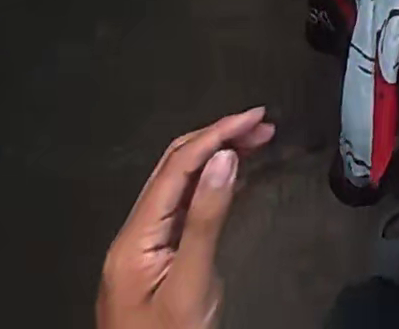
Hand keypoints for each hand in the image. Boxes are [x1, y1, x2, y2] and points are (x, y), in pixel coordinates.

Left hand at [97, 108, 276, 328]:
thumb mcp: (191, 282)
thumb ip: (206, 218)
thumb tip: (225, 156)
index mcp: (135, 238)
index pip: (176, 167)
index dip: (216, 134)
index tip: (256, 116)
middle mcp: (135, 232)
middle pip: (174, 166)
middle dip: (218, 136)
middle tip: (262, 125)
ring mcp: (146, 242)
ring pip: (180, 179)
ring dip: (217, 152)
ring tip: (258, 139)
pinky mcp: (161, 251)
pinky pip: (186, 199)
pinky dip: (214, 175)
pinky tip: (238, 170)